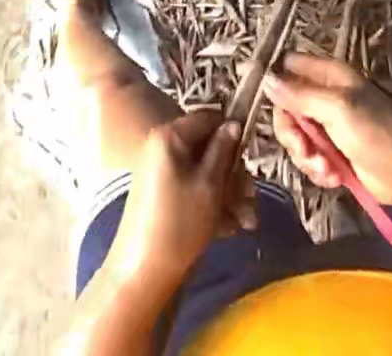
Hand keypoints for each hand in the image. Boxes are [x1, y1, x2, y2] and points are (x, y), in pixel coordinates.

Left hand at [108, 110, 251, 290]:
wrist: (141, 274)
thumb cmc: (179, 224)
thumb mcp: (209, 185)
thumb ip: (223, 150)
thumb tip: (234, 123)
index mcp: (170, 135)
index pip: (209, 117)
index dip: (232, 134)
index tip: (249, 159)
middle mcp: (161, 145)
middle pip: (207, 146)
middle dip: (233, 172)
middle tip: (250, 199)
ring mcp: (159, 170)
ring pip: (203, 169)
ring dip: (227, 191)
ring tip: (245, 221)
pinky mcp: (160, 192)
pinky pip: (191, 185)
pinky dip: (210, 200)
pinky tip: (228, 226)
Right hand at [264, 53, 391, 205]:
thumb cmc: (375, 134)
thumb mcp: (336, 109)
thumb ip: (300, 95)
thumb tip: (266, 80)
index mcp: (329, 75)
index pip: (290, 67)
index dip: (277, 82)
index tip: (270, 104)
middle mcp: (325, 96)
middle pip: (287, 107)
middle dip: (292, 133)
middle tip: (304, 149)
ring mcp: (327, 125)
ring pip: (296, 136)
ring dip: (307, 157)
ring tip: (326, 168)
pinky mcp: (331, 152)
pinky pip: (308, 157)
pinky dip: (318, 170)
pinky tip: (334, 176)